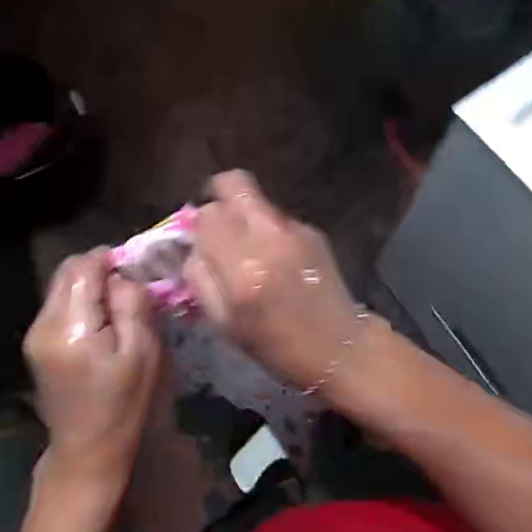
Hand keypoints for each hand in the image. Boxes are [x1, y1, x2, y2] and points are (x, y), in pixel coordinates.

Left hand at [22, 249, 160, 490]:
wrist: (87, 452)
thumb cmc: (123, 403)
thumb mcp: (143, 350)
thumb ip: (132, 302)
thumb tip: (121, 274)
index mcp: (70, 327)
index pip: (83, 267)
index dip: (110, 259)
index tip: (134, 272)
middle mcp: (43, 324)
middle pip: (67, 270)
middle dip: (98, 269)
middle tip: (127, 289)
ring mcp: (34, 334)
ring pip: (62, 284)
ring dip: (89, 285)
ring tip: (116, 307)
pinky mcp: (35, 343)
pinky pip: (58, 303)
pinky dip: (81, 301)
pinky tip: (100, 323)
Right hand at [183, 170, 369, 390]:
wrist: (338, 346)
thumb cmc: (275, 345)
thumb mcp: (224, 323)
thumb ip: (200, 277)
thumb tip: (192, 245)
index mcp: (243, 269)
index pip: (208, 215)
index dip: (199, 225)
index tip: (200, 242)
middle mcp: (269, 239)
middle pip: (234, 185)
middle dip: (219, 199)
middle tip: (218, 224)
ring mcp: (295, 230)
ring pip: (256, 199)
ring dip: (243, 213)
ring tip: (247, 245)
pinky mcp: (312, 230)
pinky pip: (276, 217)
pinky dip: (266, 229)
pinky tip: (275, 256)